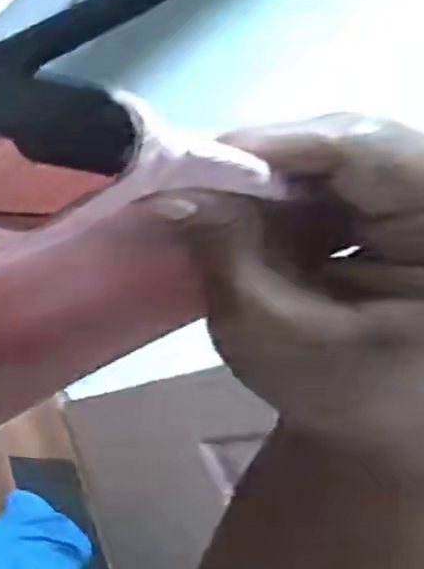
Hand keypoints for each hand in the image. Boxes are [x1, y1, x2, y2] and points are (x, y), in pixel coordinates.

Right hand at [167, 114, 423, 465]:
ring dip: (269, 174)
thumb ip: (225, 251)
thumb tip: (170, 195)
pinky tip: (241, 213)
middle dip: (265, 156)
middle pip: (364, 142)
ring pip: (351, 154)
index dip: (276, 145)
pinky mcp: (418, 216)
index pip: (373, 151)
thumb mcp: (265, 323)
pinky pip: (349, 178)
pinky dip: (283, 191)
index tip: (183, 165)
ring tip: (203, 199)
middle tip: (181, 182)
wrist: (390, 425)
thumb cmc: (333, 386)